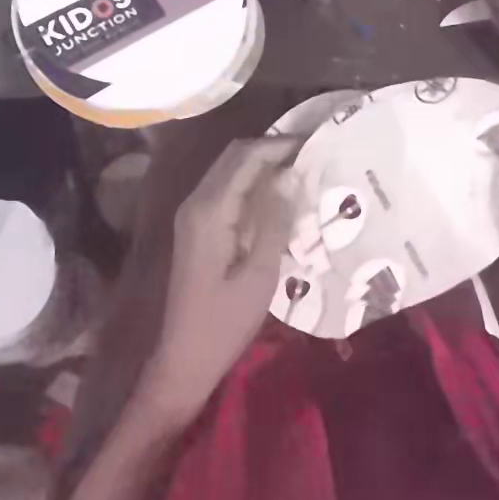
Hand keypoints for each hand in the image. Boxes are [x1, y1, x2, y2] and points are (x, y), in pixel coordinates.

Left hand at [138, 137, 300, 419]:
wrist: (184, 355)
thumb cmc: (225, 322)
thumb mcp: (260, 274)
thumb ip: (275, 221)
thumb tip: (290, 175)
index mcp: (209, 210)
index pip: (244, 158)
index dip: (278, 145)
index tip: (314, 144)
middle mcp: (195, 202)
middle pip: (232, 157)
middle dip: (270, 150)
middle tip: (311, 155)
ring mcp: (192, 213)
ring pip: (227, 171)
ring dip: (260, 165)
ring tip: (300, 171)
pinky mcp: (195, 226)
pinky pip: (224, 190)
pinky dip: (249, 183)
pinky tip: (276, 195)